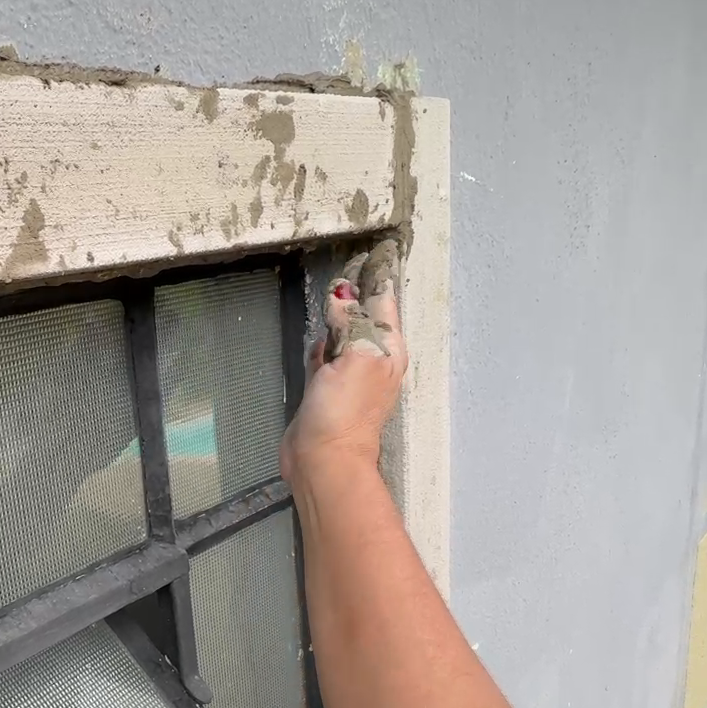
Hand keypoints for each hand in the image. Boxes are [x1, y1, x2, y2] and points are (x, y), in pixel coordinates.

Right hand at [279, 240, 406, 484]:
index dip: (379, 275)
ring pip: (345, 333)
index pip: (384, 301)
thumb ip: (353, 324)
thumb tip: (342, 296)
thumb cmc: (343, 411)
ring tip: (339, 290)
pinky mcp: (324, 389)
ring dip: (341, 314)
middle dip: (362, 290)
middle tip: (357, 261)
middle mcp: (373, 357)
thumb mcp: (355, 359)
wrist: (321, 458)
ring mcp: (348, 374)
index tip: (378, 249)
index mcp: (388, 348)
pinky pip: (326, 356)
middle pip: (367, 314)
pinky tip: (318, 336)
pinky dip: (323, 342)